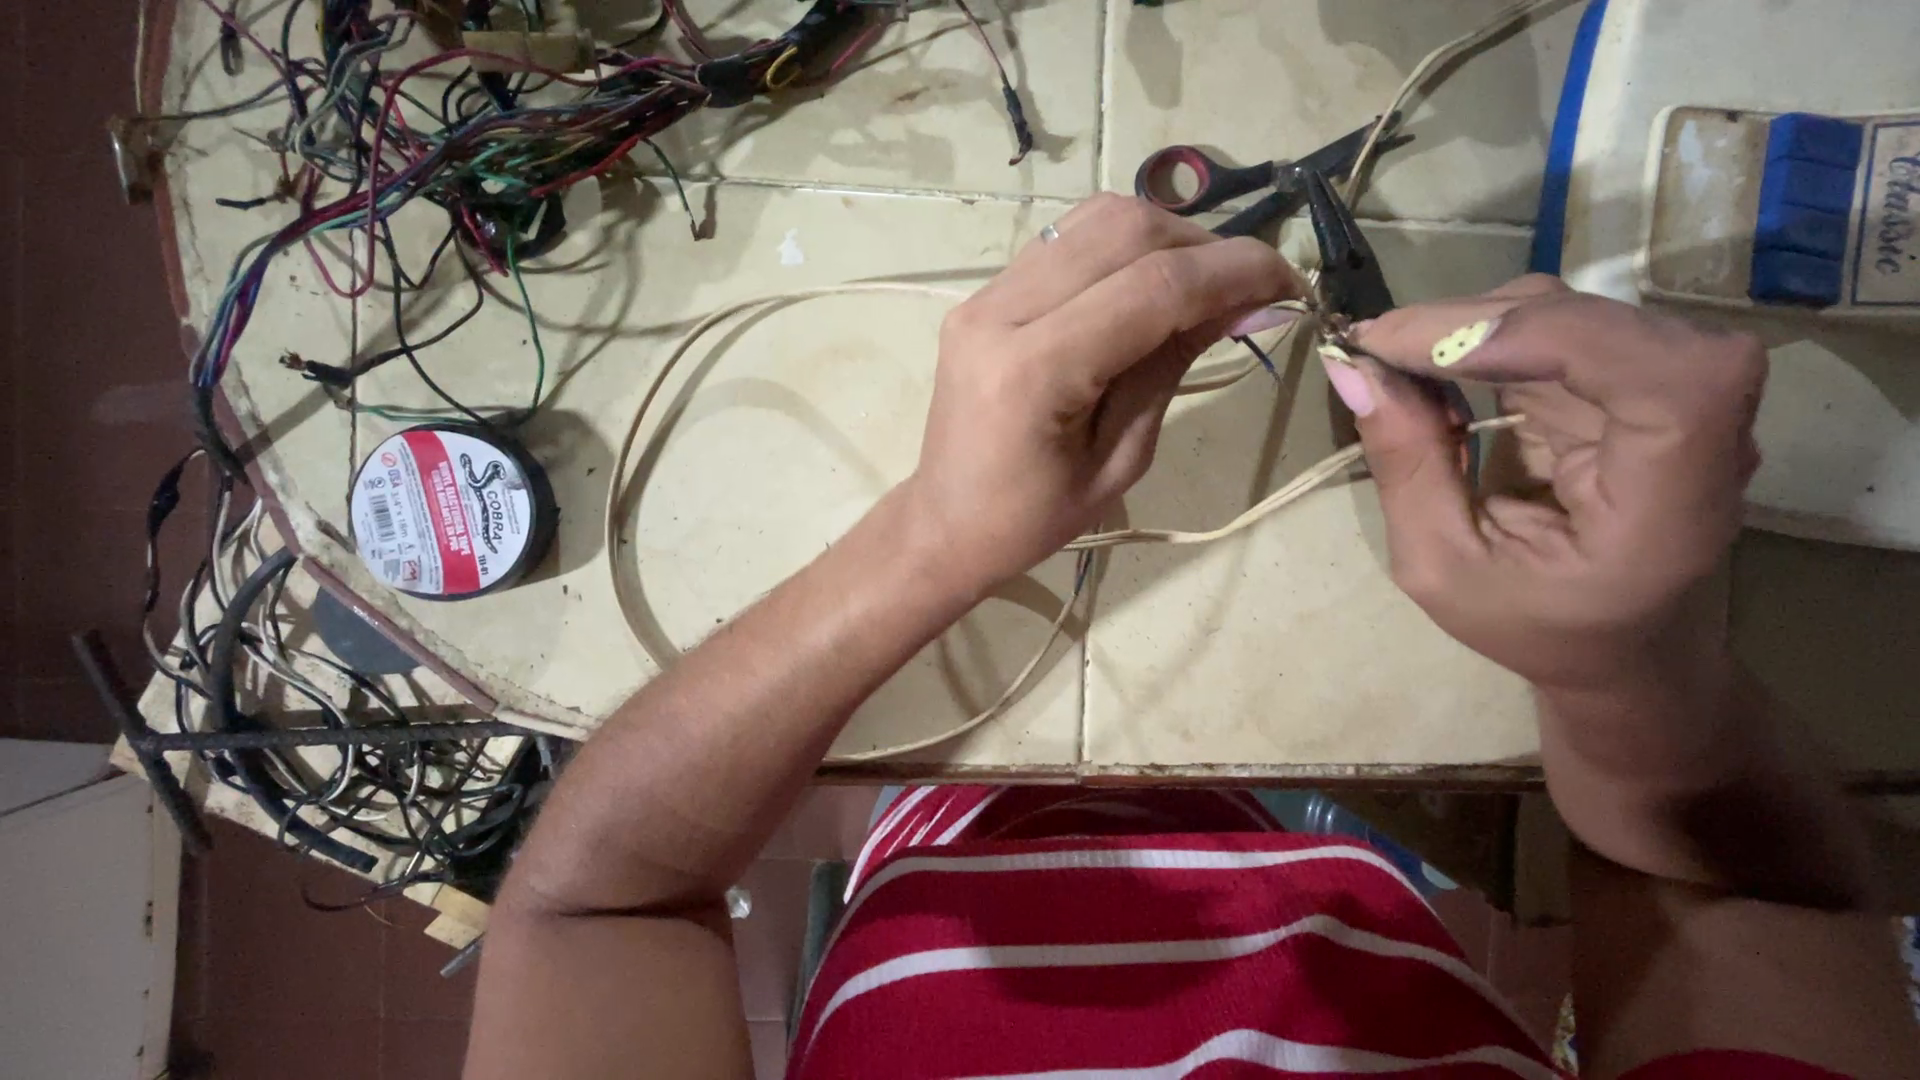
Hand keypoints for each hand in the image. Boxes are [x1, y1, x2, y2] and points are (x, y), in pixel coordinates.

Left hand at [903, 194, 1298, 592]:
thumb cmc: (1033, 519)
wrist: (946, 523)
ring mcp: (982, 298)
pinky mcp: (980, 297)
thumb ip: (1171, 368)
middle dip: (1205, 246)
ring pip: (1094, 220)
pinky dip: (1120, 249)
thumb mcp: (1120, 461)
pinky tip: (1147, 285)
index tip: (1288, 285)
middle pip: (1124, 230)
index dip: (1234, 273)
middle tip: (1246, 289)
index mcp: (1035, 371)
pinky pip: (1064, 244)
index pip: (1154, 286)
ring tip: (1202, 285)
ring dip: (1165, 237)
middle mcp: (1000, 313)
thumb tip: (1240, 303)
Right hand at [1338, 275, 1766, 692]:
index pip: (1663, 380)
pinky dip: (1481, 336)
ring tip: (1387, 352)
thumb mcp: (1440, 567)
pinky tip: (1424, 359)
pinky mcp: (1632, 388)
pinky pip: (1556, 333)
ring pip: (1575, 315)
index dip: (1556, 339)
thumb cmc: (1531, 624)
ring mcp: (1671, 403)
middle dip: (1479, 323)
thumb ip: (1408, 470)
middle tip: (1373, 344)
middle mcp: (1697, 437)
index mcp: (1668, 509)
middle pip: (1606, 329)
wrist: (1618, 643)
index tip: (1429, 350)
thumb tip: (1352, 373)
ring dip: (1473, 322)